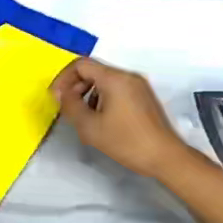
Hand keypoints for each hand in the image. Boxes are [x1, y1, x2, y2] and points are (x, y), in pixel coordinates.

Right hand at [50, 57, 189, 178]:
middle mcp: (128, 76)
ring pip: (104, 81)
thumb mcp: (90, 126)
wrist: (165, 157)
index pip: (81, 65)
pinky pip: (117, 89)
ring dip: (88, 94)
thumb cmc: (126, 142)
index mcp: (114, 79)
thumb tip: (61, 93)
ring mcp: (138, 85)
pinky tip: (102, 121)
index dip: (63, 78)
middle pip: (93, 71)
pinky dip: (103, 98)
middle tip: (68, 109)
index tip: (56, 98)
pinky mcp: (144, 96)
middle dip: (75, 87)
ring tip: (85, 118)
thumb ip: (70, 105)